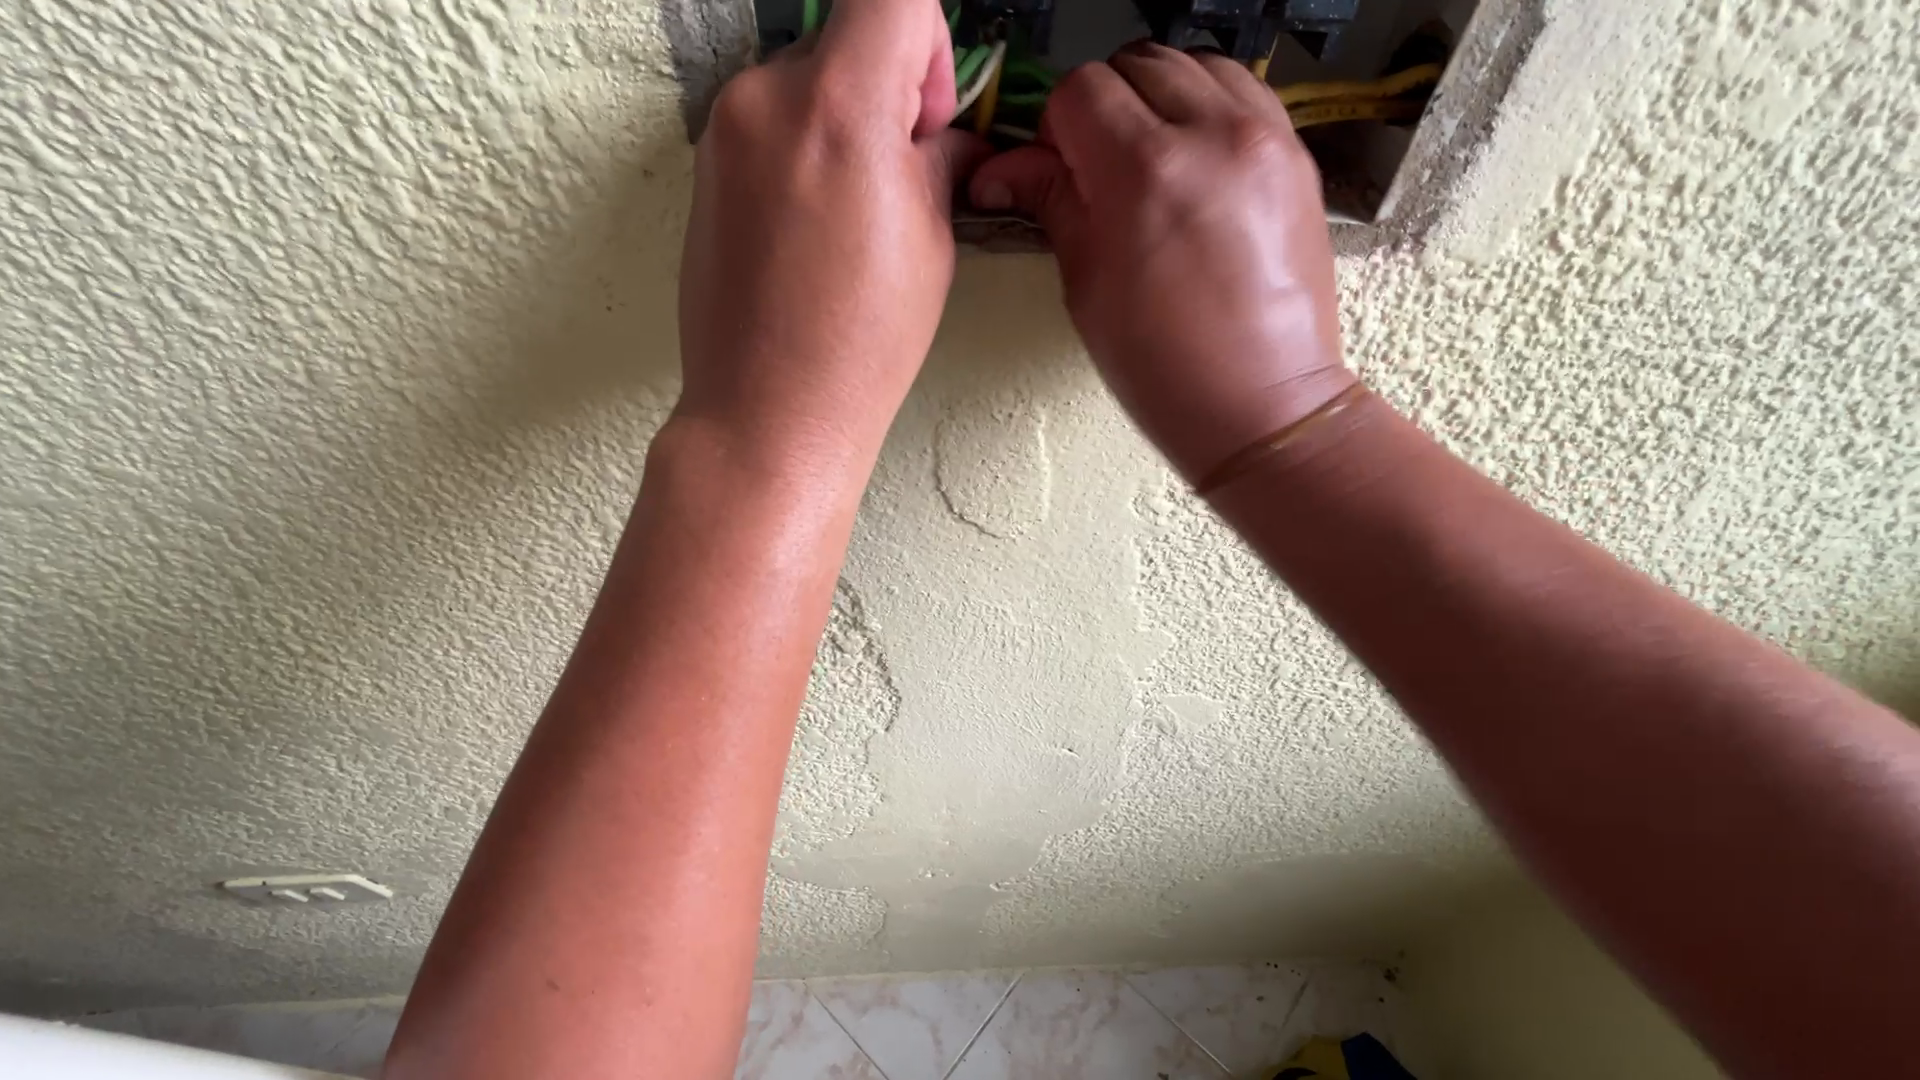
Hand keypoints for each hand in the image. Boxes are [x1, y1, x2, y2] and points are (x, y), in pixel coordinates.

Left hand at [677, 0, 986, 469]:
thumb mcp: (930, 244)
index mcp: (838, 109)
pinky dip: (803, 150)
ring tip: (855, 218)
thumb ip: (937, 164)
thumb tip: (943, 141)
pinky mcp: (705, 167)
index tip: (929, 113)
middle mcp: (764, 100)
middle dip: (886, 92)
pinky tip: (816, 228)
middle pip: (846, 37)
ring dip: (843, 124)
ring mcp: (723, 132)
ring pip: (805, 82)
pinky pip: (770, 123)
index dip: (928, 45)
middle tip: (902, 177)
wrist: (769, 409)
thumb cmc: (853, 347)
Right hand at [968, 42, 1354, 482]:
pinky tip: (1193, 158)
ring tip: (1147, 158)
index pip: (1080, 93)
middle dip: (1102, 106)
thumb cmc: (1164, 367)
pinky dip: (1207, 106)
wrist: (1259, 403)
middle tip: (1095, 166)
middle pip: (1134, 65)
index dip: (1054, 130)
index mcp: (1143, 174)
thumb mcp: (1087, 288)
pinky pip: (1243, 90)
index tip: (1053, 169)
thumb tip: (1007, 169)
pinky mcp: (1295, 156)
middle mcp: (1211, 137)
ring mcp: (1264, 140)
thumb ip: (1053, 205)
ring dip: (1156, 97)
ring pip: (1192, 63)